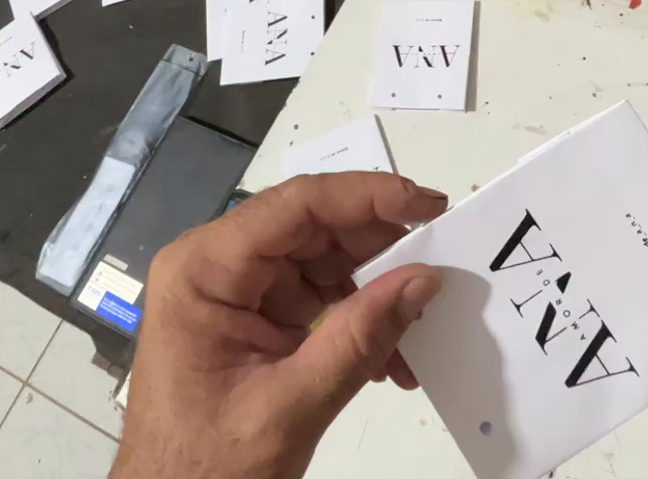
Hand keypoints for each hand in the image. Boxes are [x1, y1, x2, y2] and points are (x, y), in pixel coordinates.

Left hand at [111, 172, 446, 478]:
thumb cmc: (206, 470)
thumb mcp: (288, 408)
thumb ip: (359, 339)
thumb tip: (426, 278)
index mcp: (207, 267)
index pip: (297, 205)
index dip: (367, 195)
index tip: (427, 206)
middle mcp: (221, 261)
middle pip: (315, 226)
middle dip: (380, 245)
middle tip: (440, 257)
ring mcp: (240, 285)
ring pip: (326, 256)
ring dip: (377, 286)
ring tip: (421, 319)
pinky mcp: (257, 311)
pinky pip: (321, 293)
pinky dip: (361, 317)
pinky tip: (392, 355)